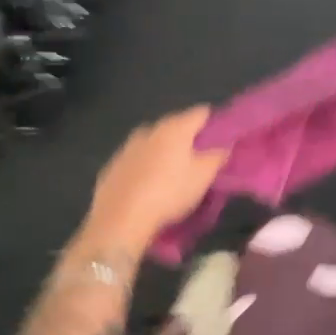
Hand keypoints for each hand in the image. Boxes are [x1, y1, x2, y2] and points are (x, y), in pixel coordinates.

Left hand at [80, 106, 229, 252]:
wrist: (119, 222)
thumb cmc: (169, 192)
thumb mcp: (204, 176)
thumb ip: (218, 156)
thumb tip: (224, 145)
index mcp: (175, 128)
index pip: (200, 112)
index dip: (214, 121)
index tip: (223, 135)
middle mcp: (149, 131)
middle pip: (175, 125)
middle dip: (188, 136)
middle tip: (201, 154)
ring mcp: (126, 149)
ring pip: (153, 142)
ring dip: (165, 150)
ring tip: (175, 169)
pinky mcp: (111, 168)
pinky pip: (136, 159)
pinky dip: (146, 165)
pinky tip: (150, 183)